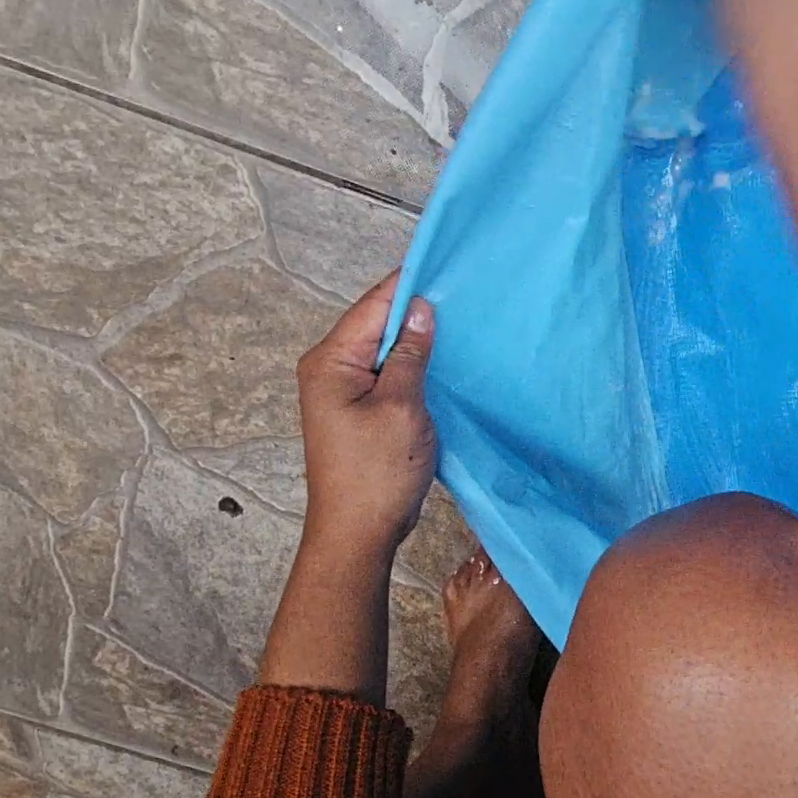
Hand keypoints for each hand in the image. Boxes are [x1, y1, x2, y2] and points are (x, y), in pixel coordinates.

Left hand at [296, 272, 436, 560]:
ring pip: (387, 351)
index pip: (374, 305)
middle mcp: (331, 369)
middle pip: (378, 324)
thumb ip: (410, 354)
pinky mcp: (363, 411)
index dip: (410, 284)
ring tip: (462, 327)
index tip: (449, 266)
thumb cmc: (377, 471)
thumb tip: (421, 309)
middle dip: (418, 312)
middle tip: (466, 298)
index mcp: (331, 360)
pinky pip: (391, 376)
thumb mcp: (402, 406)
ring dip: (419, 342)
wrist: (359, 531)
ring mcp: (346, 391)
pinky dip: (416, 368)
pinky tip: (444, 365)